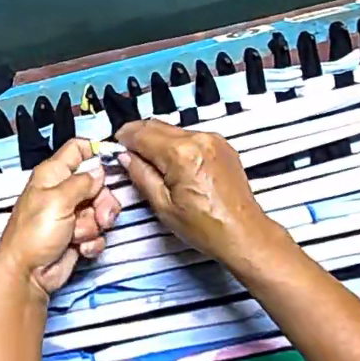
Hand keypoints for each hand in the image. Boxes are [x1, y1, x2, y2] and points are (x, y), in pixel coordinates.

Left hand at [0, 138, 120, 297]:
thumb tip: (99, 172)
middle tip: (100, 214)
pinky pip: (98, 231)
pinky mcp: (78, 234)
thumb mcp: (58, 200)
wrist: (28, 275)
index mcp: (53, 174)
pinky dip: (92, 240)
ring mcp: (71, 213)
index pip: (77, 149)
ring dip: (94, 224)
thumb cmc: (32, 235)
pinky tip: (79, 246)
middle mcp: (63, 190)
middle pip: (97, 182)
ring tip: (79, 234)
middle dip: (103, 200)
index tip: (112, 161)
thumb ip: (82, 182)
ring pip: (100, 208)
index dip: (95, 150)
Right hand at [114, 120, 285, 265]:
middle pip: (156, 126)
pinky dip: (176, 144)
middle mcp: (198, 139)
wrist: (244, 234)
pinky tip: (171, 162)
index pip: (142, 134)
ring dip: (157, 140)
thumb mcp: (163, 206)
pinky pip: (190, 136)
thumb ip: (141, 175)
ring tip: (148, 160)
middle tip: (126, 150)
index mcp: (181, 153)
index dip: (124, 138)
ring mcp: (212, 140)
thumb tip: (125, 157)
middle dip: (138, 135)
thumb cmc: (208, 227)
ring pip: (173, 129)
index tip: (115, 144)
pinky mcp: (221, 145)